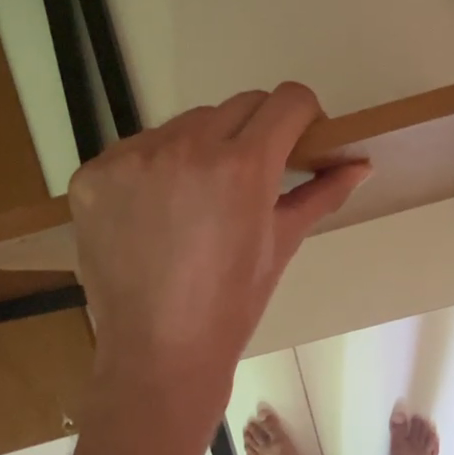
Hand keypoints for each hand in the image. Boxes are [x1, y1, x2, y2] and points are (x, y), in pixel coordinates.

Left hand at [68, 84, 368, 395]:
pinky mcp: (92, 175)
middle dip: (255, 134)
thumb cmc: (231, 307)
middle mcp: (184, 148)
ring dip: (202, 147)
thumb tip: (361, 165)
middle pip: (237, 107)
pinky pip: (136, 150)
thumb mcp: (280, 247)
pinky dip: (154, 169)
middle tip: (250, 181)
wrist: (158, 354)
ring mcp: (131, 159)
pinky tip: (156, 213)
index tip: (300, 142)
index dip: (303, 116)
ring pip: (184, 125)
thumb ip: (320, 195)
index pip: (287, 100)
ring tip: (198, 201)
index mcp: (241, 167)